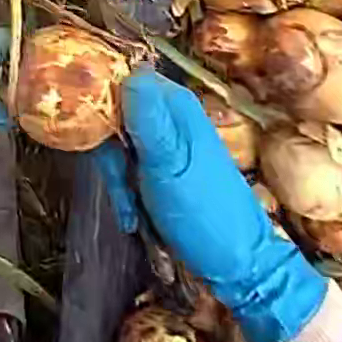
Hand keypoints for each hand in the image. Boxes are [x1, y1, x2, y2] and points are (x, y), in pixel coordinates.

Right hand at [98, 72, 330, 341]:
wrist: (241, 267)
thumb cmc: (206, 214)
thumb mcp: (169, 166)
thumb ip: (147, 120)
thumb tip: (127, 74)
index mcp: (174, 102)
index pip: (121, 79)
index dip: (102, 106)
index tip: (100, 141)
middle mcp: (170, 112)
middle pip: (116, 113)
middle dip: (110, 152)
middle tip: (122, 184)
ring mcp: (168, 138)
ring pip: (119, 142)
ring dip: (118, 177)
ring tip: (131, 210)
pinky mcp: (164, 163)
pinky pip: (130, 163)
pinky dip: (127, 188)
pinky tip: (134, 214)